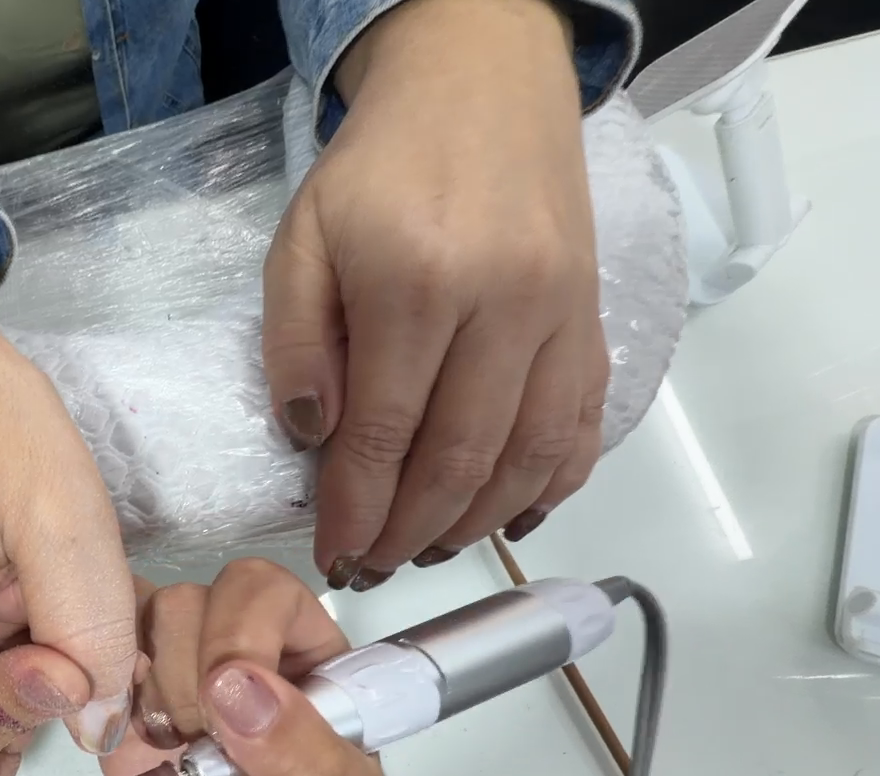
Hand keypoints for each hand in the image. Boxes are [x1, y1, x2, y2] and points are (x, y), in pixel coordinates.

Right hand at [104, 559, 390, 775]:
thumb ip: (304, 753)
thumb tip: (235, 685)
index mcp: (302, 649)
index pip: (259, 590)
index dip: (236, 633)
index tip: (229, 710)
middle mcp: (232, 644)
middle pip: (184, 601)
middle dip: (184, 676)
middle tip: (203, 745)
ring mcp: (169, 669)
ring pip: (130, 623)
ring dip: (143, 688)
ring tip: (170, 748)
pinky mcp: (120, 701)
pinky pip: (88, 661)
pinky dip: (93, 693)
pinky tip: (121, 738)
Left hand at [263, 0, 608, 588]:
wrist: (476, 90)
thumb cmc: (368, 176)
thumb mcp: (298, 248)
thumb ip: (297, 343)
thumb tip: (313, 435)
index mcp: (416, 290)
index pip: (382, 434)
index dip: (355, 510)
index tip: (334, 558)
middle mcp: (506, 309)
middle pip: (459, 458)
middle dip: (408, 531)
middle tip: (370, 571)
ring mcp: (564, 315)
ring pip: (530, 454)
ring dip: (473, 521)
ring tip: (421, 553)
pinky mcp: (593, 316)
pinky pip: (583, 421)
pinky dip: (548, 483)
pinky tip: (505, 518)